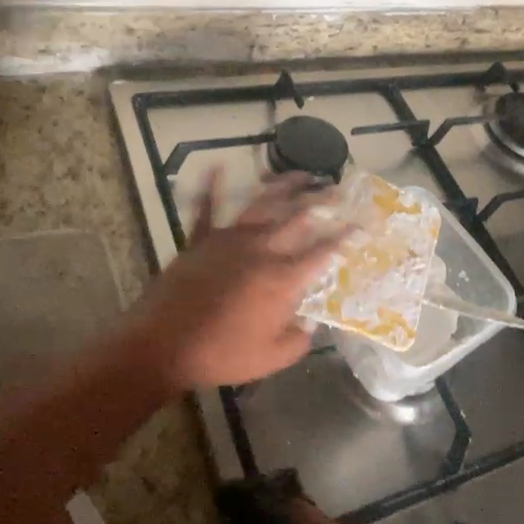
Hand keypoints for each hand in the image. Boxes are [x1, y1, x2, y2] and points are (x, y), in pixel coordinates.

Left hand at [123, 169, 344, 391]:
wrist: (161, 345)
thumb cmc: (220, 355)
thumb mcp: (271, 359)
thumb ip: (298, 340)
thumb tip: (309, 324)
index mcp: (283, 278)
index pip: (323, 251)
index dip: (346, 236)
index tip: (362, 224)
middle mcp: (261, 249)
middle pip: (298, 217)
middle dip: (323, 200)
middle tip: (338, 189)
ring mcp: (229, 239)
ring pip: (263, 203)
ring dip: (285, 185)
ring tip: (303, 174)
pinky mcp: (200, 239)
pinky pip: (206, 207)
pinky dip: (211, 186)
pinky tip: (216, 165)